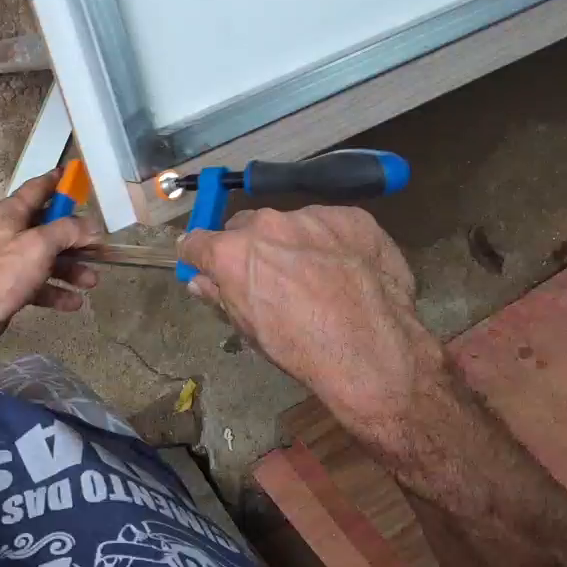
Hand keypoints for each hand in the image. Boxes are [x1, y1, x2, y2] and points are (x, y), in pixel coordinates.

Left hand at [0, 170, 102, 344]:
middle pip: (47, 228)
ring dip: (70, 269)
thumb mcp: (40, 244)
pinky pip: (38, 284)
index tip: (75, 176)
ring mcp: (7, 261)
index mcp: (10, 213)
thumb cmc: (3, 271)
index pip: (37, 189)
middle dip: (75, 238)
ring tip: (92, 281)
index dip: (57, 181)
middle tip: (99, 247)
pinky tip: (74, 302)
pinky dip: (56, 291)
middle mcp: (8, 233)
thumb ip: (68, 230)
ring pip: (46, 259)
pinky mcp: (8, 286)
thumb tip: (91, 226)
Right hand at [178, 207, 443, 432]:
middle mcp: (267, 224)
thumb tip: (200, 281)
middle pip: (244, 226)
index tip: (205, 265)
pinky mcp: (352, 218)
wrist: (370, 350)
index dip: (199, 256)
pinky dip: (331, 242)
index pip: (196, 241)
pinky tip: (346, 270)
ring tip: (317, 276)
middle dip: (249, 247)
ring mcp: (312, 217)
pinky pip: (330, 225)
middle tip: (268, 277)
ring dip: (292, 243)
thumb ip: (220, 296)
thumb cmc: (298, 347)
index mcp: (231, 252)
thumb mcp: (248, 329)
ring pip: (290, 224)